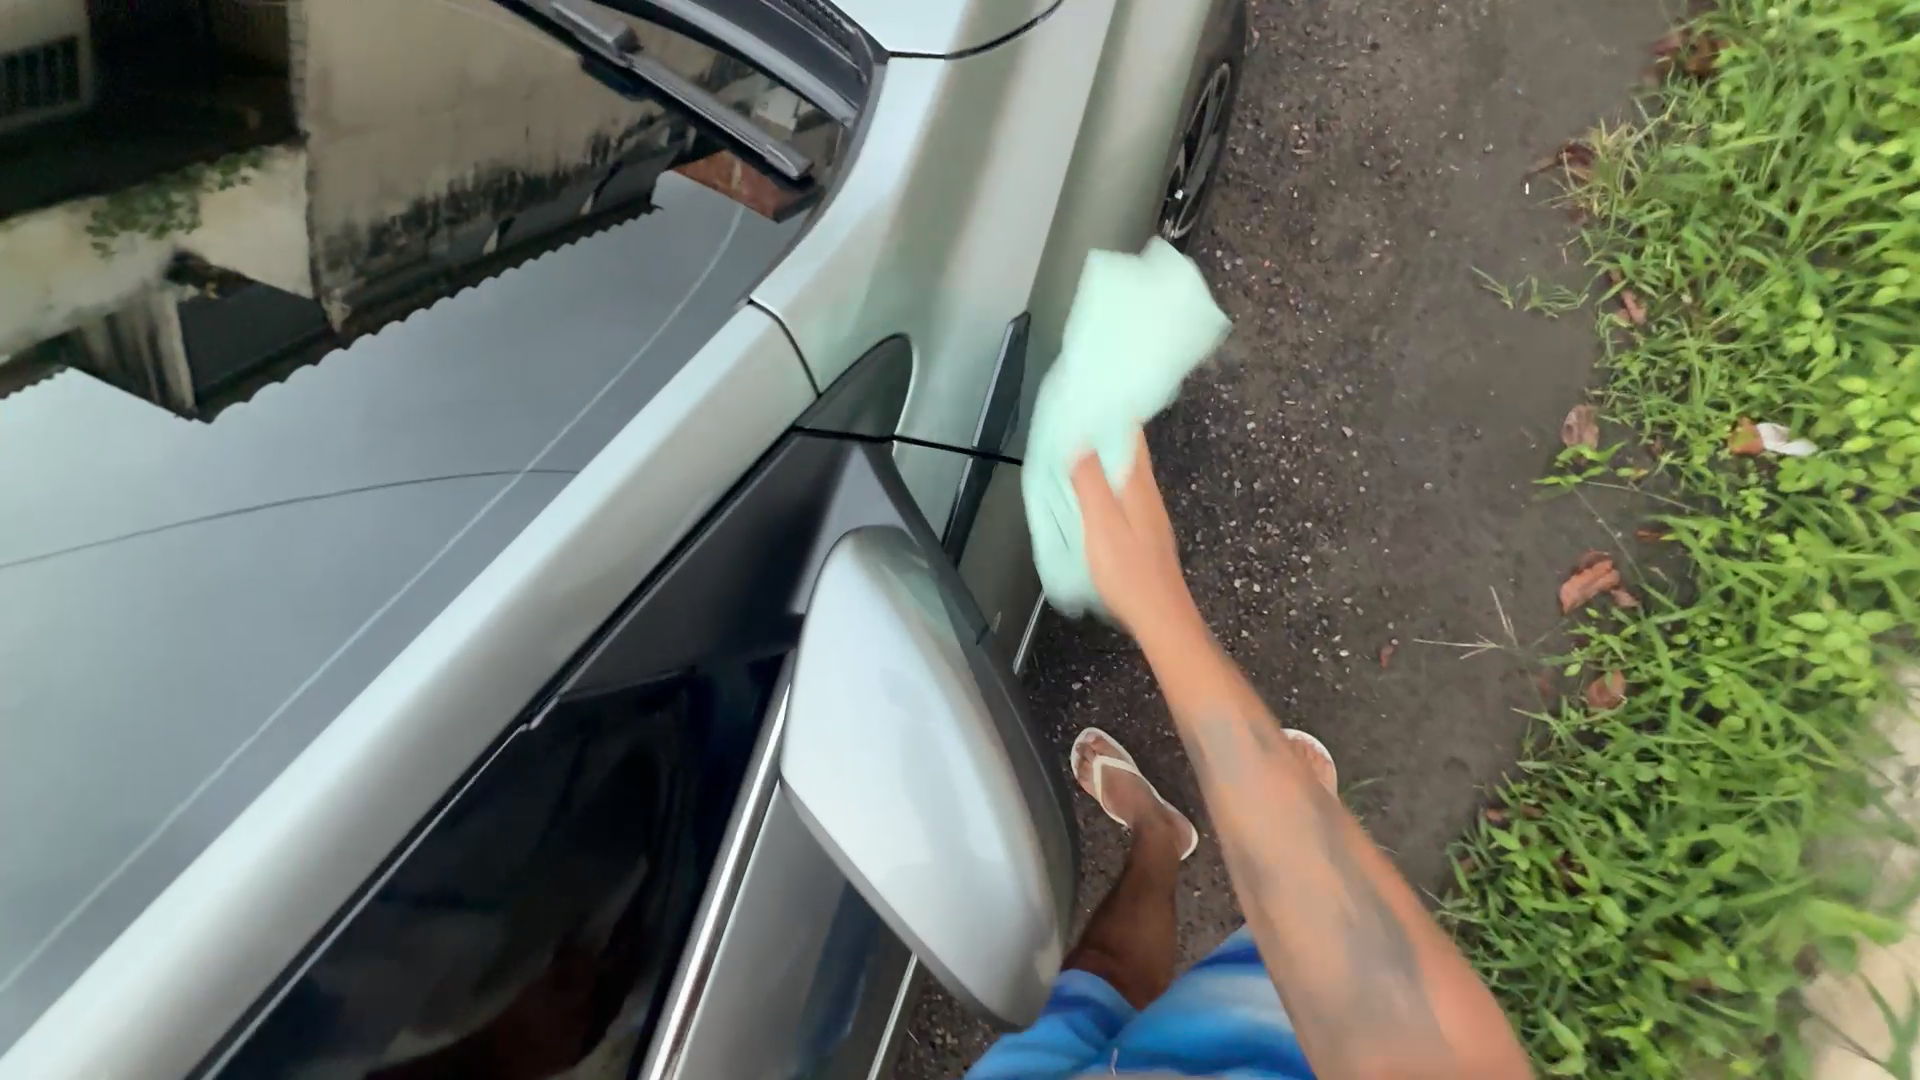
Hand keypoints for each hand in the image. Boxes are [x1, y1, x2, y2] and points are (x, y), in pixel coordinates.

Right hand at [1070, 431, 1199, 639]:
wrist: (1160, 615)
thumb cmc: (1128, 571)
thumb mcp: (1101, 524)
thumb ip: (1089, 482)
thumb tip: (1078, 440)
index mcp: (1137, 484)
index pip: (1129, 434)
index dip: (1111, 412)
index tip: (1089, 396)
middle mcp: (1146, 492)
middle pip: (1128, 450)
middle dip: (1104, 431)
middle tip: (1075, 417)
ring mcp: (1148, 512)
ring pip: (1125, 472)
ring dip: (1104, 456)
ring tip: (1077, 447)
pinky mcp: (1144, 530)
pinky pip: (1123, 492)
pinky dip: (1106, 481)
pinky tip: (1091, 490)